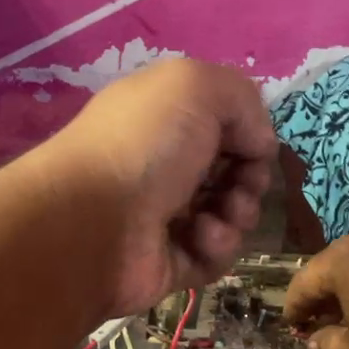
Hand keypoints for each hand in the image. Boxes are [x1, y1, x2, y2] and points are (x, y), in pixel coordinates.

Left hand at [38, 59, 276, 314]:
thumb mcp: (195, 86)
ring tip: (219, 213)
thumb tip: (257, 142)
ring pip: (232, 215)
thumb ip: (241, 99)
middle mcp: (163, 163)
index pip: (223, 124)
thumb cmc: (143, 144)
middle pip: (234, 171)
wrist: (91, 222)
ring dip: (239, 212)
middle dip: (250, 177)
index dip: (248, 134)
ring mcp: (165, 215)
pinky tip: (197, 237)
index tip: (252, 143)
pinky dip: (217, 245)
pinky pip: (216, 255)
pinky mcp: (170, 262)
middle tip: (241, 183)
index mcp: (163, 118)